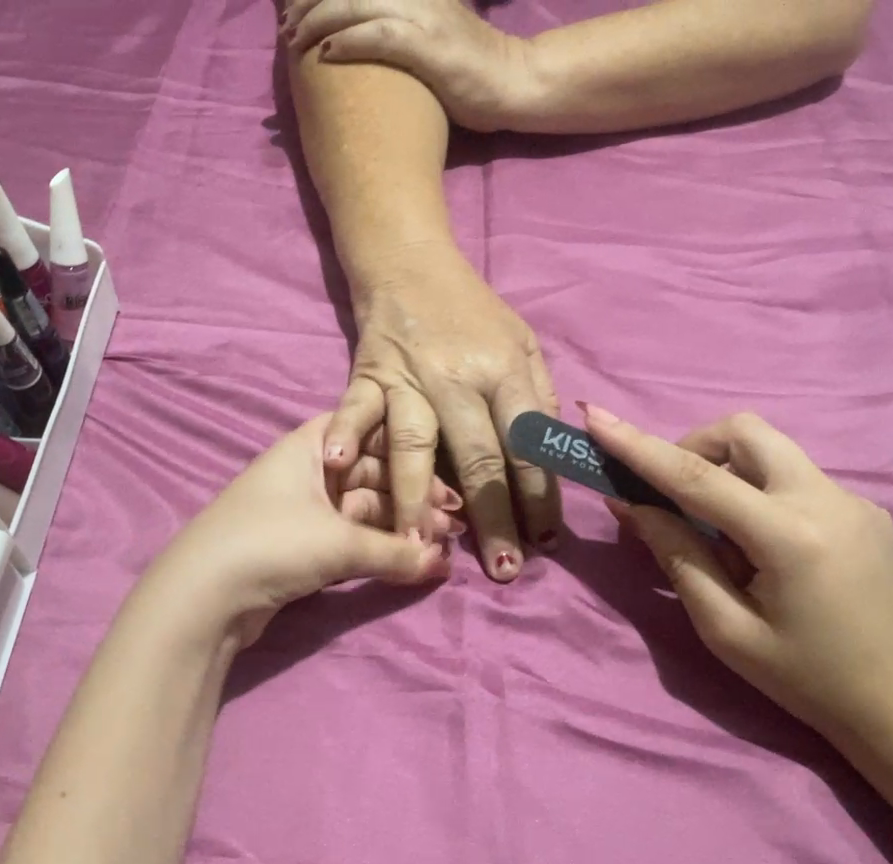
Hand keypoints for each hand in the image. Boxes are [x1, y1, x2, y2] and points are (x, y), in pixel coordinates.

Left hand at [147, 415, 459, 645]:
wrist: (204, 597)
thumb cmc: (272, 543)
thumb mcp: (340, 543)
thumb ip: (396, 552)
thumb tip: (441, 564)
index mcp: (309, 445)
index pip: (370, 433)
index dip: (409, 454)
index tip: (446, 480)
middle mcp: (306, 470)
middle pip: (371, 477)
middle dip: (411, 501)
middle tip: (453, 526)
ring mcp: (302, 510)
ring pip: (363, 513)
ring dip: (399, 531)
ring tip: (438, 550)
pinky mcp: (300, 548)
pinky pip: (350, 541)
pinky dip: (377, 551)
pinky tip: (408, 565)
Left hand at [281, 0, 540, 131]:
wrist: (512, 83)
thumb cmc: (466, 69)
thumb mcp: (428, 34)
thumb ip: (394, 27)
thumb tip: (353, 35)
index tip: (292, 9)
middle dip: (309, 3)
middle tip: (286, 28)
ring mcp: (423, 17)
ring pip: (355, 4)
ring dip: (318, 21)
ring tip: (294, 40)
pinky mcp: (429, 48)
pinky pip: (379, 35)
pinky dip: (347, 42)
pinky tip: (325, 54)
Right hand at [323, 244, 559, 582]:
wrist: (410, 264)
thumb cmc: (473, 314)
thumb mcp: (524, 344)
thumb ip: (539, 398)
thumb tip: (557, 460)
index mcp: (506, 370)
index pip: (528, 444)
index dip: (539, 496)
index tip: (546, 543)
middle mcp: (459, 378)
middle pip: (479, 457)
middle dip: (493, 518)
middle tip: (503, 571)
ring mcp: (409, 377)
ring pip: (415, 444)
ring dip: (416, 498)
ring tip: (419, 547)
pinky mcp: (367, 374)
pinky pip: (355, 409)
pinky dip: (344, 433)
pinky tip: (335, 464)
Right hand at [583, 405, 892, 740]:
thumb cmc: (807, 680)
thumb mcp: (727, 631)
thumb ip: (679, 560)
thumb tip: (634, 507)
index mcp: (790, 537)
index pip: (698, 477)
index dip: (639, 447)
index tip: (597, 418)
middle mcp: (827, 500)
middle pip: (746, 432)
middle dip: (693, 447)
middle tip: (670, 499)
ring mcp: (855, 501)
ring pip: (773, 452)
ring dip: (727, 472)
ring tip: (715, 535)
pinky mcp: (867, 512)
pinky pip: (796, 480)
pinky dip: (758, 494)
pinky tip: (760, 552)